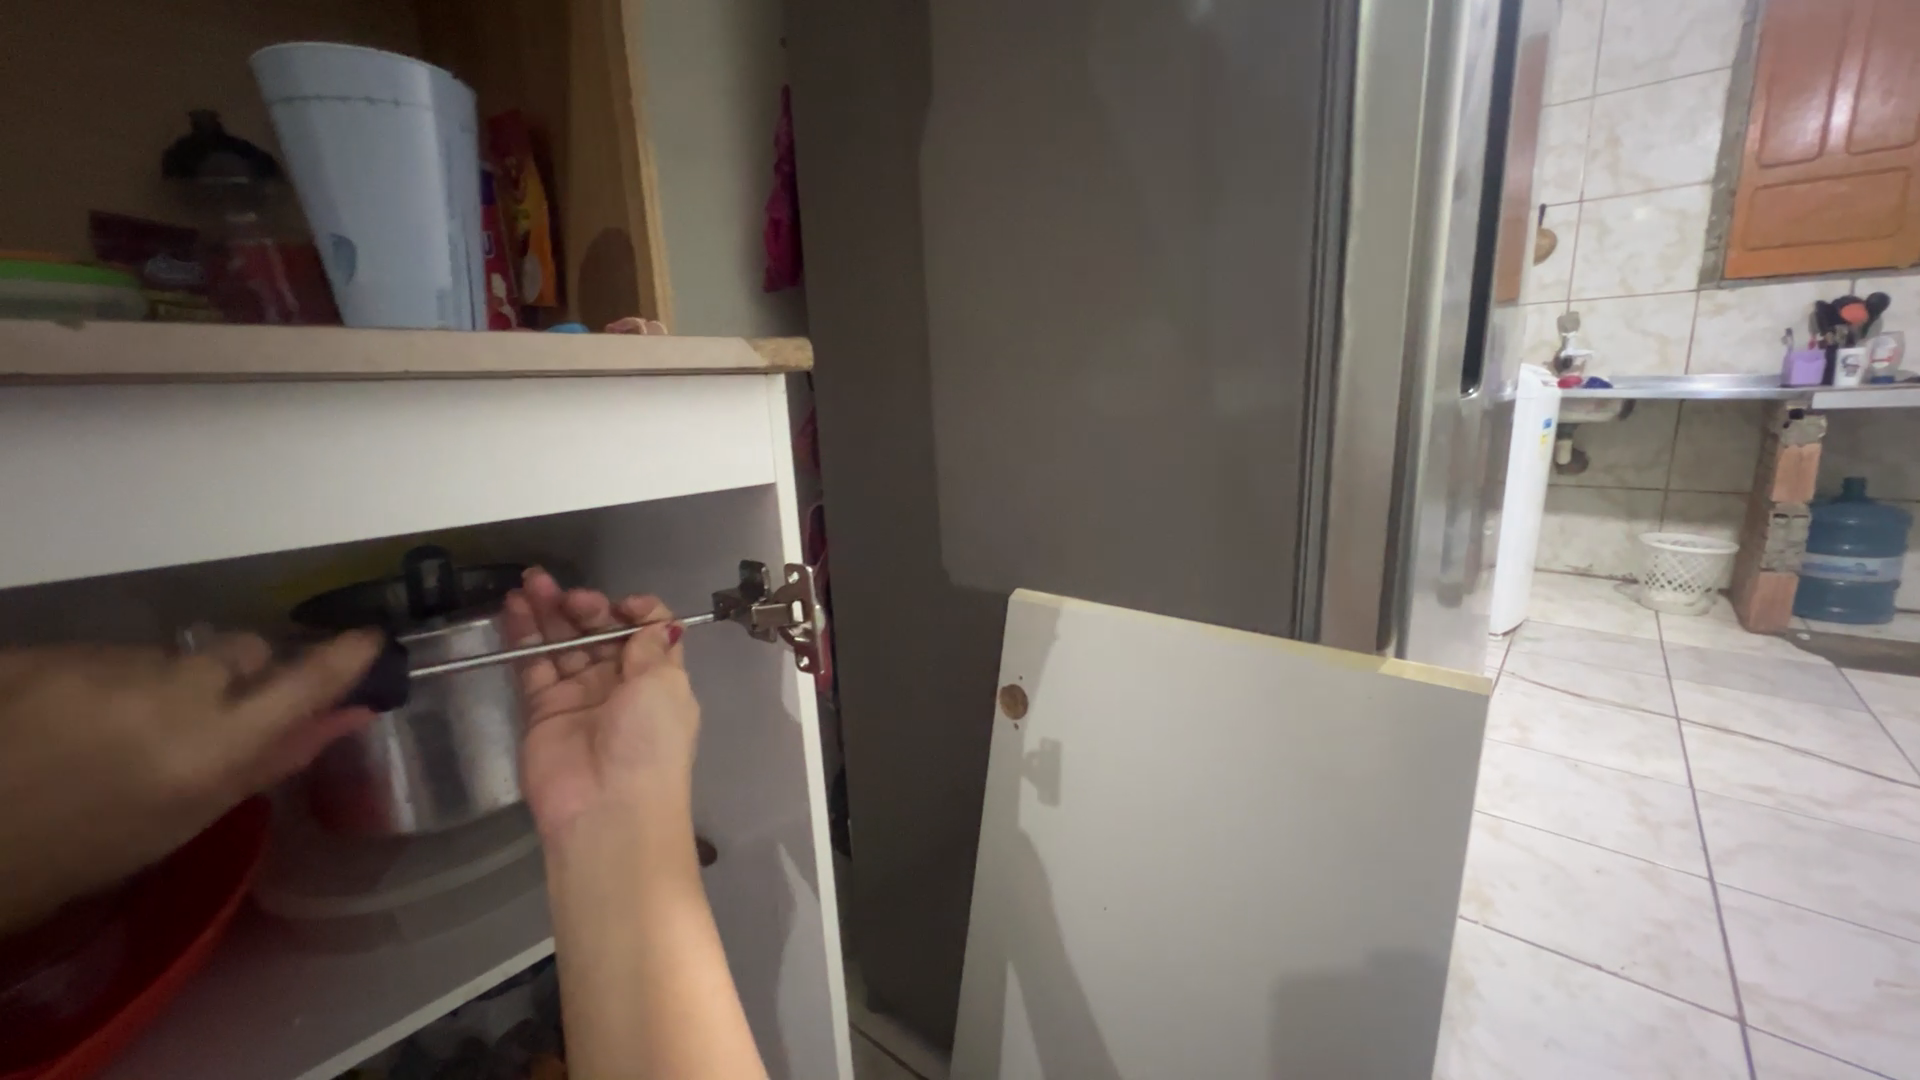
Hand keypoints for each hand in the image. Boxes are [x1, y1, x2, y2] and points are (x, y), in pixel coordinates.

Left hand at [0, 631, 381, 932]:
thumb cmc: (83, 852)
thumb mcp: (188, 816)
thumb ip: (277, 756)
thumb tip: (356, 712)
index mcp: (212, 750)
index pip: (305, 684)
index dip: (345, 657)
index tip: (370, 638)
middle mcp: (170, 697)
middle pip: (241, 651)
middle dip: (237, 671)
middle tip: (197, 713)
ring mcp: (99, 669)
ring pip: (169, 653)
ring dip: (160, 678)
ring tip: (110, 724)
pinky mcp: (40, 654)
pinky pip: (101, 653)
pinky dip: (96, 679)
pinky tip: (58, 716)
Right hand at [503, 569, 699, 841]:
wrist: (608, 811)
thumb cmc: (650, 742)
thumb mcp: (665, 686)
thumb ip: (651, 648)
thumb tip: (652, 621)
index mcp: (661, 677)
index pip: (648, 631)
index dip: (634, 611)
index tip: (619, 604)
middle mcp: (622, 684)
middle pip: (602, 633)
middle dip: (585, 607)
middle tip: (565, 593)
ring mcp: (581, 697)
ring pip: (564, 644)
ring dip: (549, 612)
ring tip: (531, 582)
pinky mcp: (544, 710)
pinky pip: (534, 665)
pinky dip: (524, 636)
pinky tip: (514, 607)